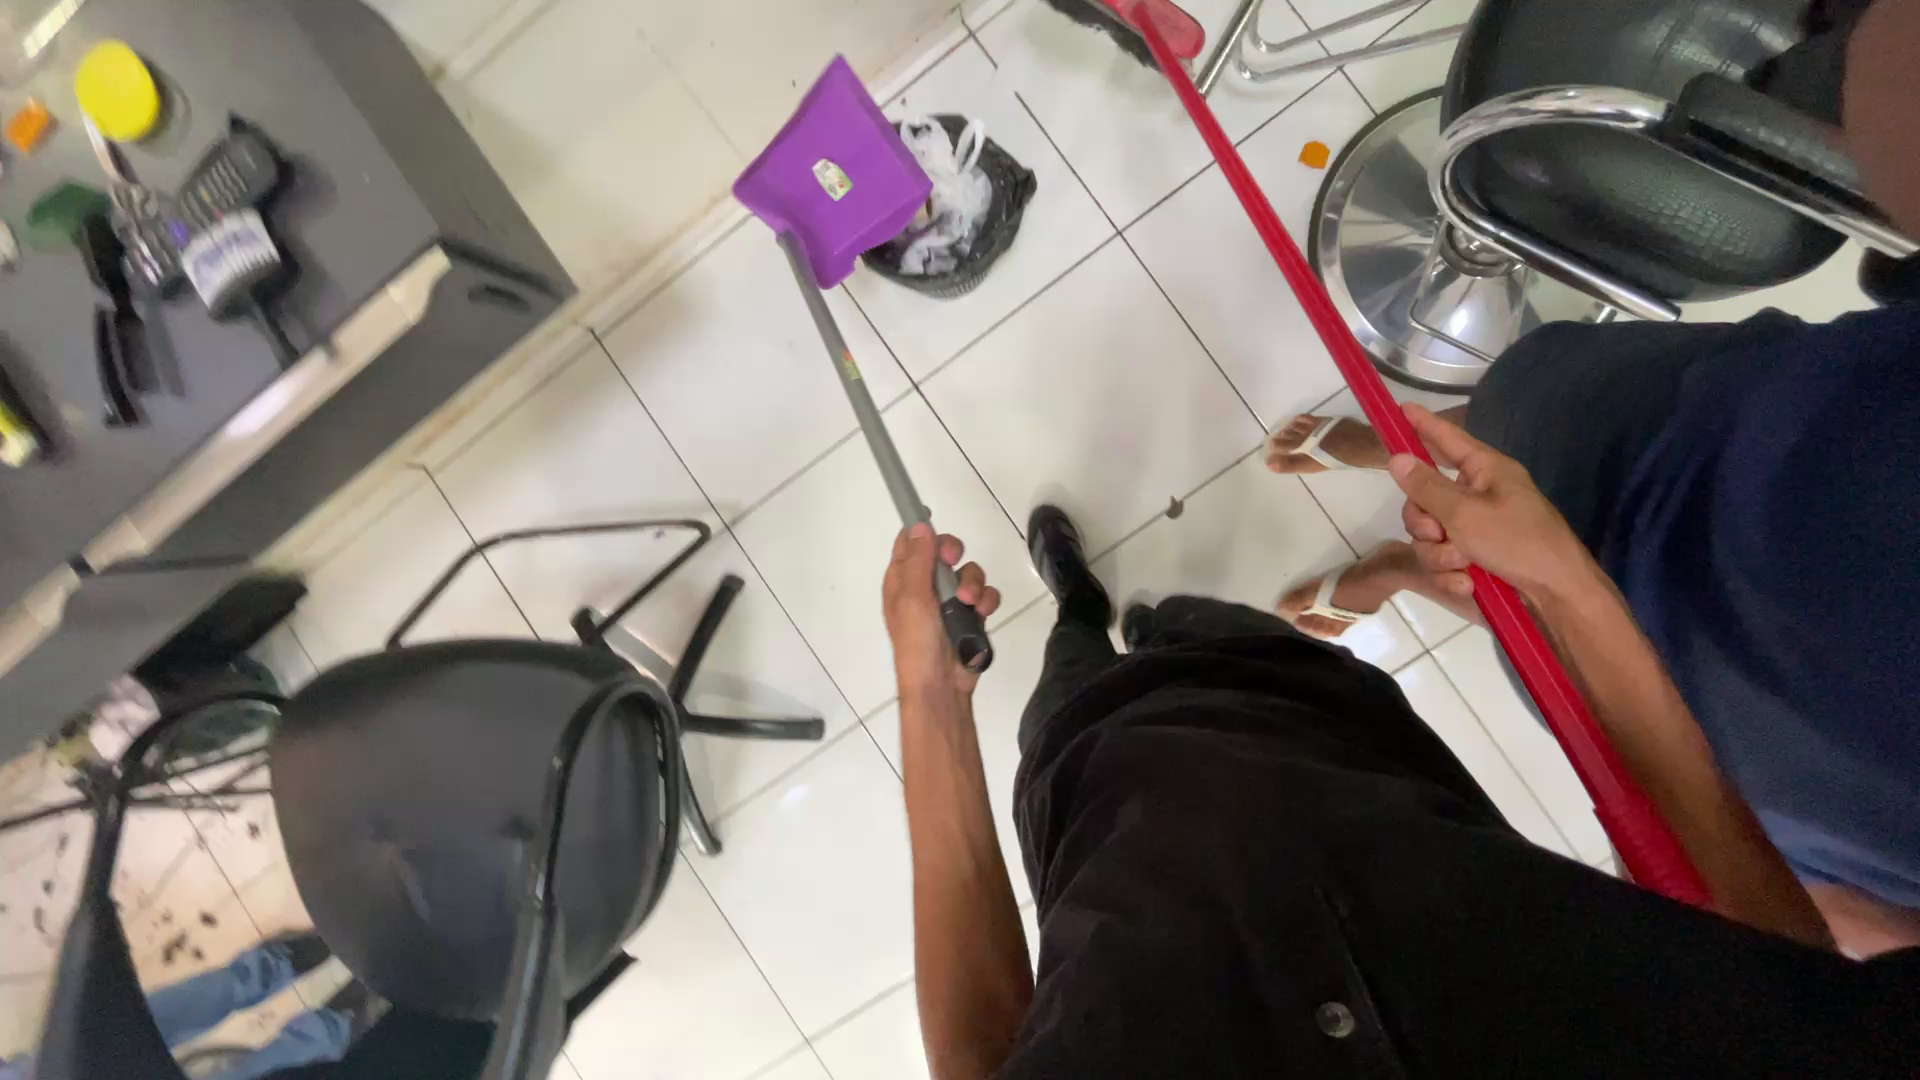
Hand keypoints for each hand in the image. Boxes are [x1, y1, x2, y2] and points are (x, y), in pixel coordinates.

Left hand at [883, 525, 1001, 698]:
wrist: (941, 686)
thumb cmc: (918, 642)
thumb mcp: (913, 598)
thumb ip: (919, 560)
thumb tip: (919, 525)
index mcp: (902, 580)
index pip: (909, 543)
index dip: (920, 530)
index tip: (931, 517)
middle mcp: (924, 586)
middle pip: (943, 551)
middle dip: (953, 553)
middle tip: (953, 560)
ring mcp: (948, 601)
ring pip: (968, 572)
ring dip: (973, 583)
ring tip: (969, 603)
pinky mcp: (970, 616)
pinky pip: (984, 595)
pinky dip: (986, 601)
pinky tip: (982, 613)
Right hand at [1386, 405, 1596, 602]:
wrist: (1555, 598)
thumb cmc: (1519, 543)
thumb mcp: (1465, 513)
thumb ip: (1426, 487)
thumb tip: (1397, 457)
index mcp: (1485, 472)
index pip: (1448, 440)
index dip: (1423, 425)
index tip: (1400, 408)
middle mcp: (1477, 495)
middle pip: (1422, 498)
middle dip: (1424, 523)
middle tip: (1439, 534)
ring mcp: (1474, 528)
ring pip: (1427, 534)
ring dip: (1439, 553)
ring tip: (1463, 564)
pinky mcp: (1471, 557)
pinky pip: (1439, 559)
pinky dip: (1449, 573)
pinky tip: (1468, 584)